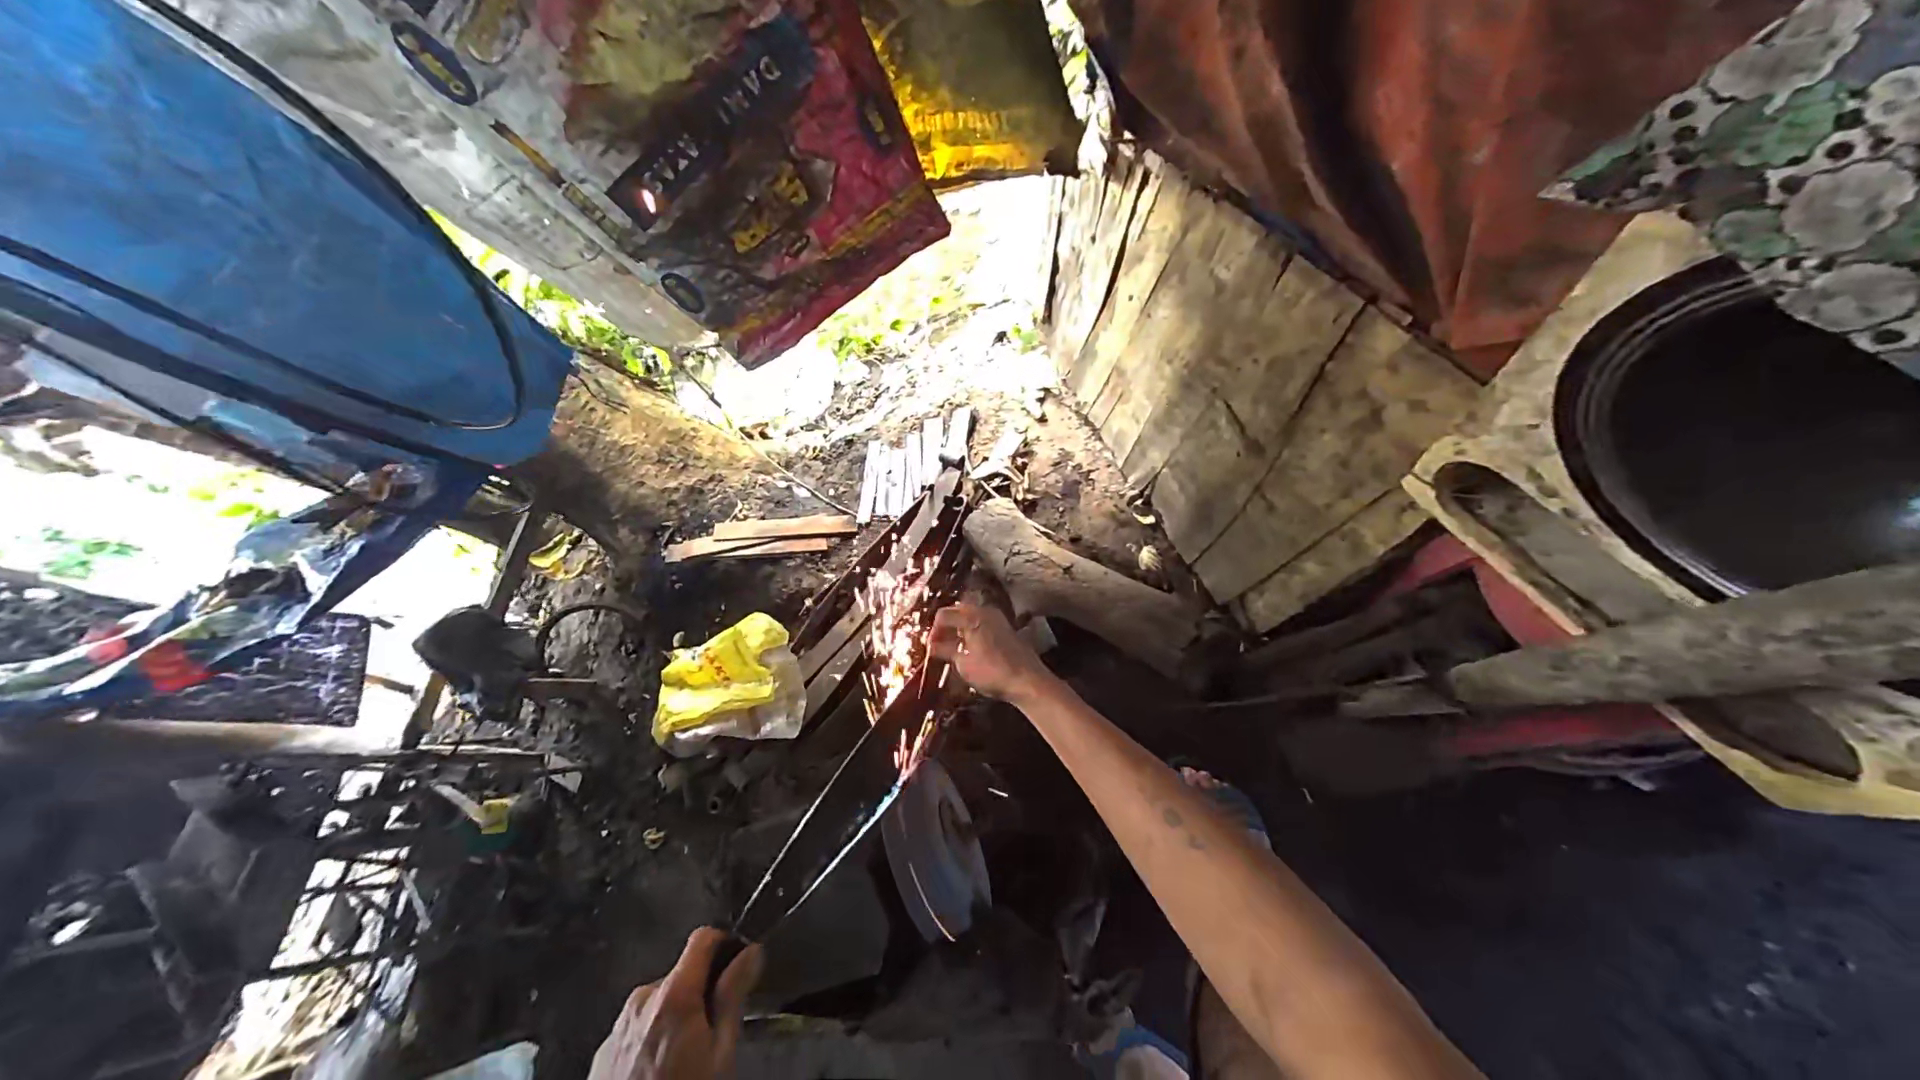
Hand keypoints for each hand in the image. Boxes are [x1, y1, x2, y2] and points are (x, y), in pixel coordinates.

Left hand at [588, 928, 763, 1079]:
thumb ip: (733, 997)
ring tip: (684, 1060)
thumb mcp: (720, 1054)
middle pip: (683, 974)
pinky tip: (658, 1073)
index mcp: (674, 994)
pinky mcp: (602, 1051)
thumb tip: (750, 953)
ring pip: (660, 1002)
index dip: (725, 945)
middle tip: (713, 1033)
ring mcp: (618, 1026)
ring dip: (676, 1016)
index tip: (737, 965)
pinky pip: (637, 1028)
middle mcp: (642, 999)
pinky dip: (652, 1038)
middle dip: (701, 992)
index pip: (703, 938)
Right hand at [928, 602, 1055, 703]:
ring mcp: (997, 617)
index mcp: (971, 617)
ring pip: (971, 615)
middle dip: (946, 626)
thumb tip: (932, 646)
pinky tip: (969, 647)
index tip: (930, 646)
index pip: (943, 615)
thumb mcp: (964, 664)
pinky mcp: (1005, 627)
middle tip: (939, 644)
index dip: (933, 631)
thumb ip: (946, 651)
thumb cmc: (992, 672)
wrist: (1027, 680)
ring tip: (952, 647)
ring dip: (959, 627)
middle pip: (957, 610)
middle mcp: (984, 611)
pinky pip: (982, 622)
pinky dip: (972, 630)